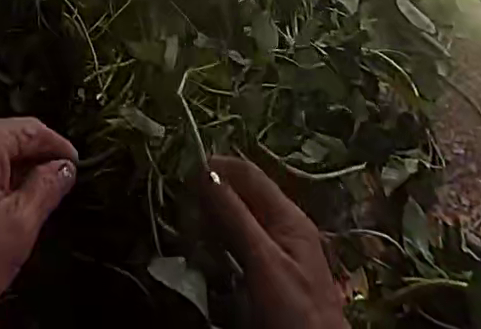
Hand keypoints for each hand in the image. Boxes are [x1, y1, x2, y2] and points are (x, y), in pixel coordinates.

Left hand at [0, 117, 78, 328]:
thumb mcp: (20, 224)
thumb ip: (47, 188)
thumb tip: (64, 169)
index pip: (34, 128)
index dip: (59, 148)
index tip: (76, 166)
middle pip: (12, 138)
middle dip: (38, 160)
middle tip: (61, 185)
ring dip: (16, 174)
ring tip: (37, 203)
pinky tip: (5, 213)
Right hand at [203, 156, 346, 328]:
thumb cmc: (297, 317)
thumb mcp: (264, 263)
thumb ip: (235, 216)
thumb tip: (204, 171)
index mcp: (287, 216)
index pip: (246, 173)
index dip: (215, 168)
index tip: (183, 178)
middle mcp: (280, 228)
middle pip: (237, 197)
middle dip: (208, 203)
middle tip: (186, 219)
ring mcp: (273, 255)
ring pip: (231, 225)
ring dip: (209, 230)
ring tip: (193, 244)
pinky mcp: (264, 281)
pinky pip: (232, 254)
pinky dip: (215, 256)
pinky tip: (206, 269)